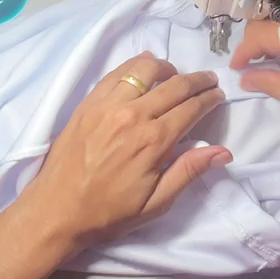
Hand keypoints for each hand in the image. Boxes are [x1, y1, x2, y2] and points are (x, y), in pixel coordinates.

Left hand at [14, 52, 229, 254]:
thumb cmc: (108, 213)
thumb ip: (189, 172)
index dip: (210, 99)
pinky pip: (116, 73)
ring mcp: (107, 105)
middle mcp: (132, 115)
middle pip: (175, 85)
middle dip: (198, 80)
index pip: (191, 108)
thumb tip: (223, 151)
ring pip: (145, 70)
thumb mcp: (155, 203)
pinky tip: (144, 67)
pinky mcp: (88, 103)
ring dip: (167, 68)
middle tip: (209, 79)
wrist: (56, 211)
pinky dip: (135, 65)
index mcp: (153, 141)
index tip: (218, 95)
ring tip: (176, 75)